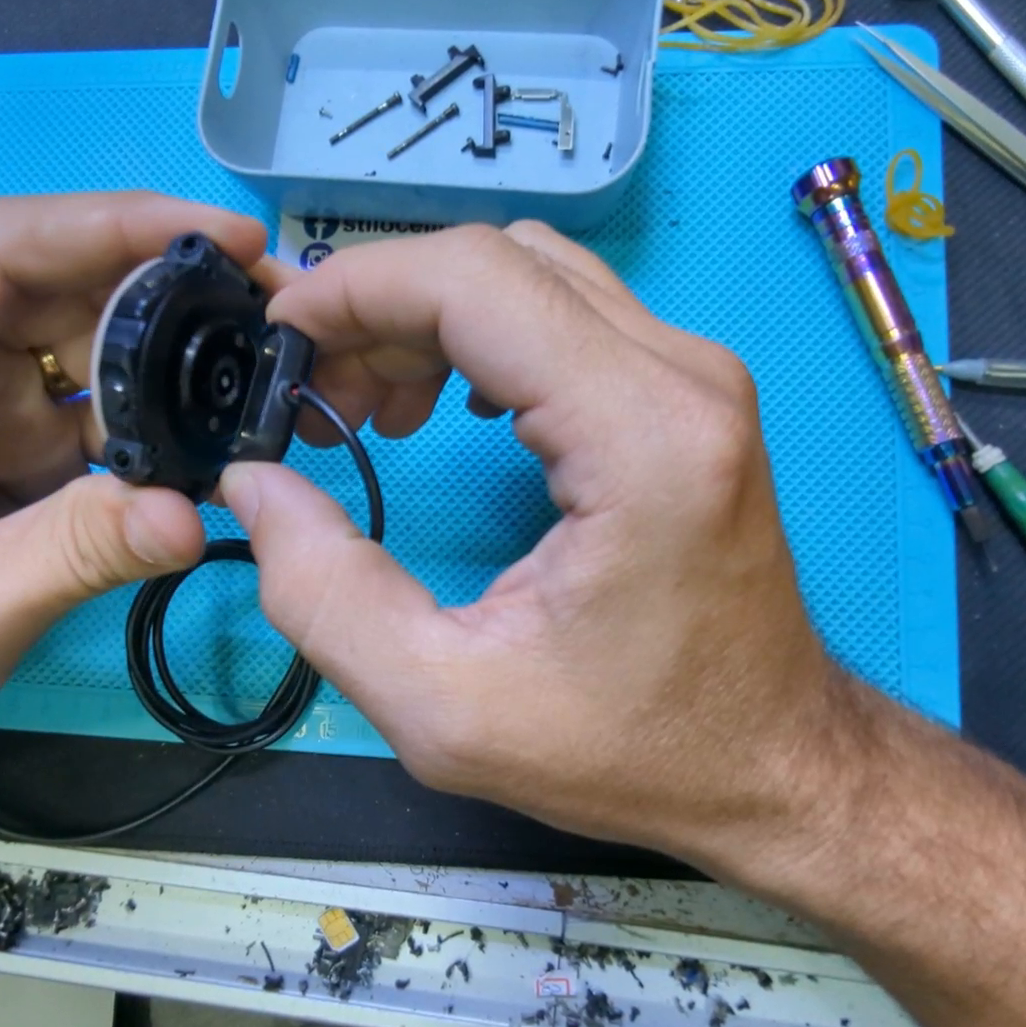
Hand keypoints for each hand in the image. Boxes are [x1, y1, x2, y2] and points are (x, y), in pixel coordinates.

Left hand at [0, 193, 273, 800]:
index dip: (114, 227)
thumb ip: (71, 554)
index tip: (229, 236)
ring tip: (262, 359)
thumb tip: (197, 515)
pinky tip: (216, 429)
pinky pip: (99, 405)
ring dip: (173, 347)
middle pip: (55, 281)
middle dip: (168, 282)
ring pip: (87, 338)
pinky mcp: (8, 440)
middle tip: (274, 302)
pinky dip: (160, 414)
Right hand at [222, 223, 860, 877]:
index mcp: (638, 436)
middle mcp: (682, 377)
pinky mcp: (689, 399)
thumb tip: (256, 487)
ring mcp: (695, 379)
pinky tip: (453, 404)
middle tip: (318, 397)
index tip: (281, 339)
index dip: (355, 288)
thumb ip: (325, 597)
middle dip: (382, 307)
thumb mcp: (446, 708)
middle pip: (500, 265)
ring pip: (533, 279)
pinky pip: (569, 319)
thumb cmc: (632, 750)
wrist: (769, 761)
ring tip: (376, 409)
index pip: (475, 281)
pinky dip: (487, 338)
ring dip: (431, 320)